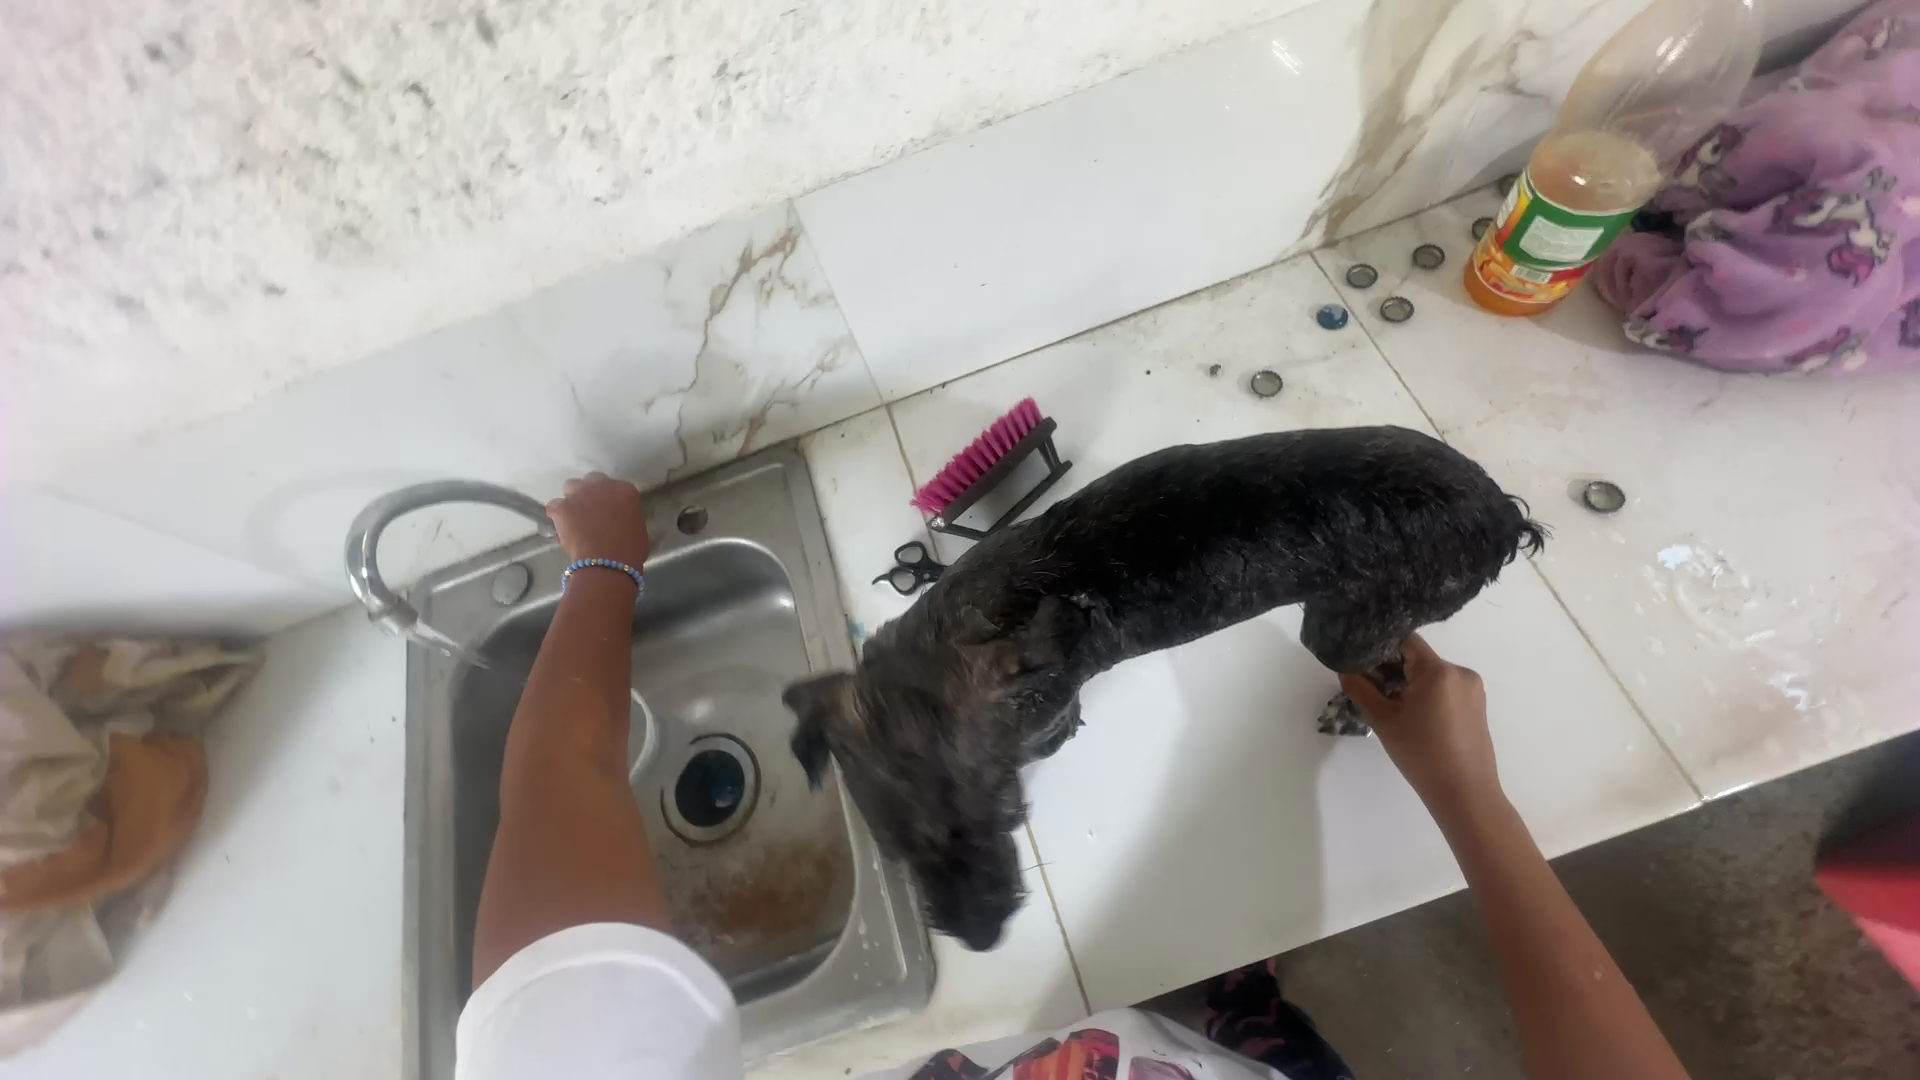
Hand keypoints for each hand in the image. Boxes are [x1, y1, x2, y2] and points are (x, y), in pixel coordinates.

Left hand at [545, 472, 650, 570]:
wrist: (608, 560)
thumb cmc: (630, 548)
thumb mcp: (637, 527)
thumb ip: (626, 515)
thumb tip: (619, 519)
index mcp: (625, 490)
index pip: (616, 486)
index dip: (611, 498)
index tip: (610, 509)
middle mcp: (602, 486)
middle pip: (592, 479)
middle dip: (591, 491)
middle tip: (592, 508)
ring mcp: (580, 494)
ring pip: (571, 486)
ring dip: (573, 497)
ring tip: (575, 514)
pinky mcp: (562, 507)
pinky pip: (554, 505)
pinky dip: (557, 514)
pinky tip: (562, 524)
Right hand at [1339, 633, 1501, 816]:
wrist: (1465, 793)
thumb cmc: (1421, 754)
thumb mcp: (1382, 720)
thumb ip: (1360, 688)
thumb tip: (1346, 669)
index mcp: (1438, 671)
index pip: (1404, 640)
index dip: (1379, 647)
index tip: (1360, 662)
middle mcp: (1460, 672)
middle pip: (1416, 656)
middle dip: (1391, 667)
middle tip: (1368, 686)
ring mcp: (1471, 688)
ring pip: (1429, 672)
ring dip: (1407, 681)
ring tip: (1389, 705)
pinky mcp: (1476, 703)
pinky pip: (1443, 686)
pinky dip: (1423, 692)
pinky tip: (1410, 715)